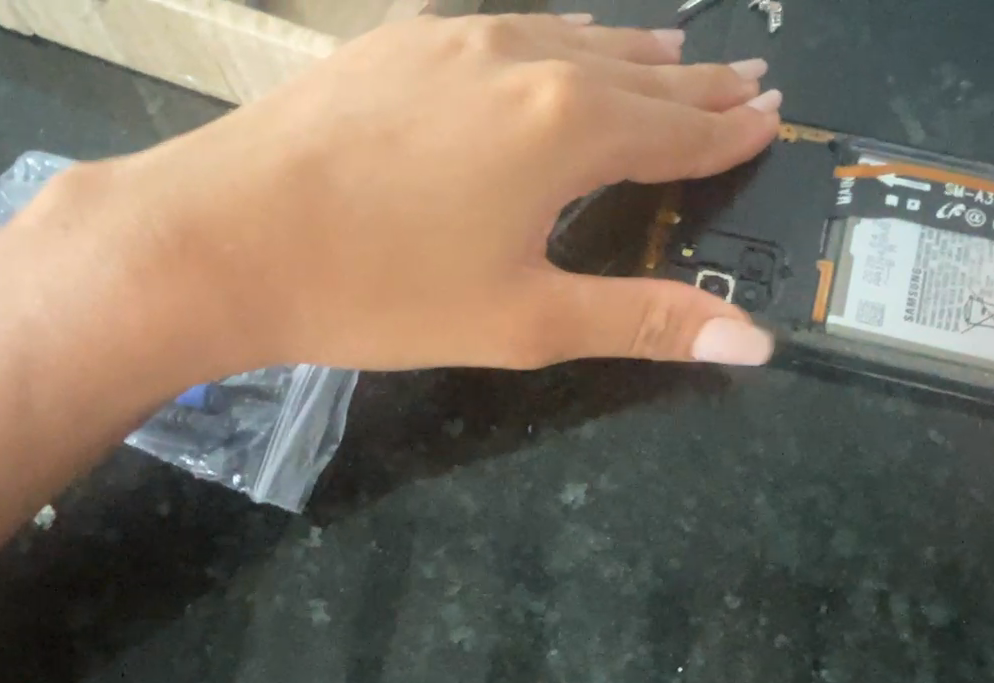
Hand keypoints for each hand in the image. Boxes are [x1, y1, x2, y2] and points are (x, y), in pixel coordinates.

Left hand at [56, 14, 781, 378]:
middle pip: (634, 76)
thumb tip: (754, 341)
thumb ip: (641, 321)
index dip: (727, 131)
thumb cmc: (383, 294)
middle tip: (747, 79)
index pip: (674, 132)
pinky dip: (554, 40)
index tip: (770, 116)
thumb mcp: (527, 324)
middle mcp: (522, 60)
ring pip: (570, 38)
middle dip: (696, 86)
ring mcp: (453, 37)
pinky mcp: (396, 39)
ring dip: (630, 54)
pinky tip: (553, 44)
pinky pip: (505, 29)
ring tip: (674, 55)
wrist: (222, 240)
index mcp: (566, 129)